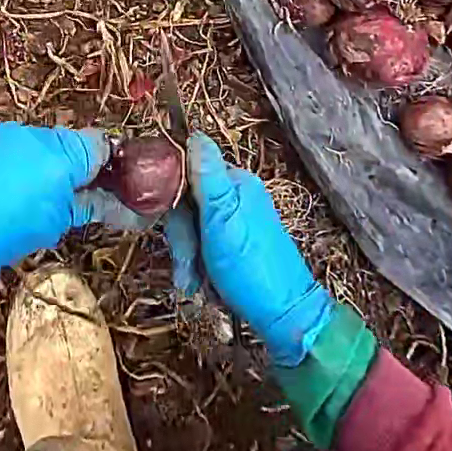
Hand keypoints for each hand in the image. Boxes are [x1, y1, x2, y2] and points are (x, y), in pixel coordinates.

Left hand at [0, 122, 144, 282]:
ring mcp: (12, 132)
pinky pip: (20, 142)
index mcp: (62, 157)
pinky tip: (11, 183)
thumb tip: (127, 208)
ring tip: (34, 191)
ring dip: (50, 160)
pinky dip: (23, 158)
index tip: (108, 182)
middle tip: (71, 193)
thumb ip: (92, 204)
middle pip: (75, 142)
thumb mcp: (56, 223)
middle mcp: (40, 135)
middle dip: (77, 164)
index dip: (108, 163)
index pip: (103, 144)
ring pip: (47, 141)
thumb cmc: (5, 233)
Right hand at [165, 133, 335, 365]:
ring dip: (190, 260)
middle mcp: (236, 197)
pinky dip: (201, 269)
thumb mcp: (222, 219)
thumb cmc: (252, 268)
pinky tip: (207, 287)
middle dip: (182, 241)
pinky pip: (205, 249)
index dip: (171, 201)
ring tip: (197, 284)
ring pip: (193, 231)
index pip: (186, 173)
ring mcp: (236, 222)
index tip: (167, 225)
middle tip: (188, 268)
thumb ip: (207, 177)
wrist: (284, 316)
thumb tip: (195, 134)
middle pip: (187, 206)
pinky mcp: (235, 245)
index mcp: (235, 183)